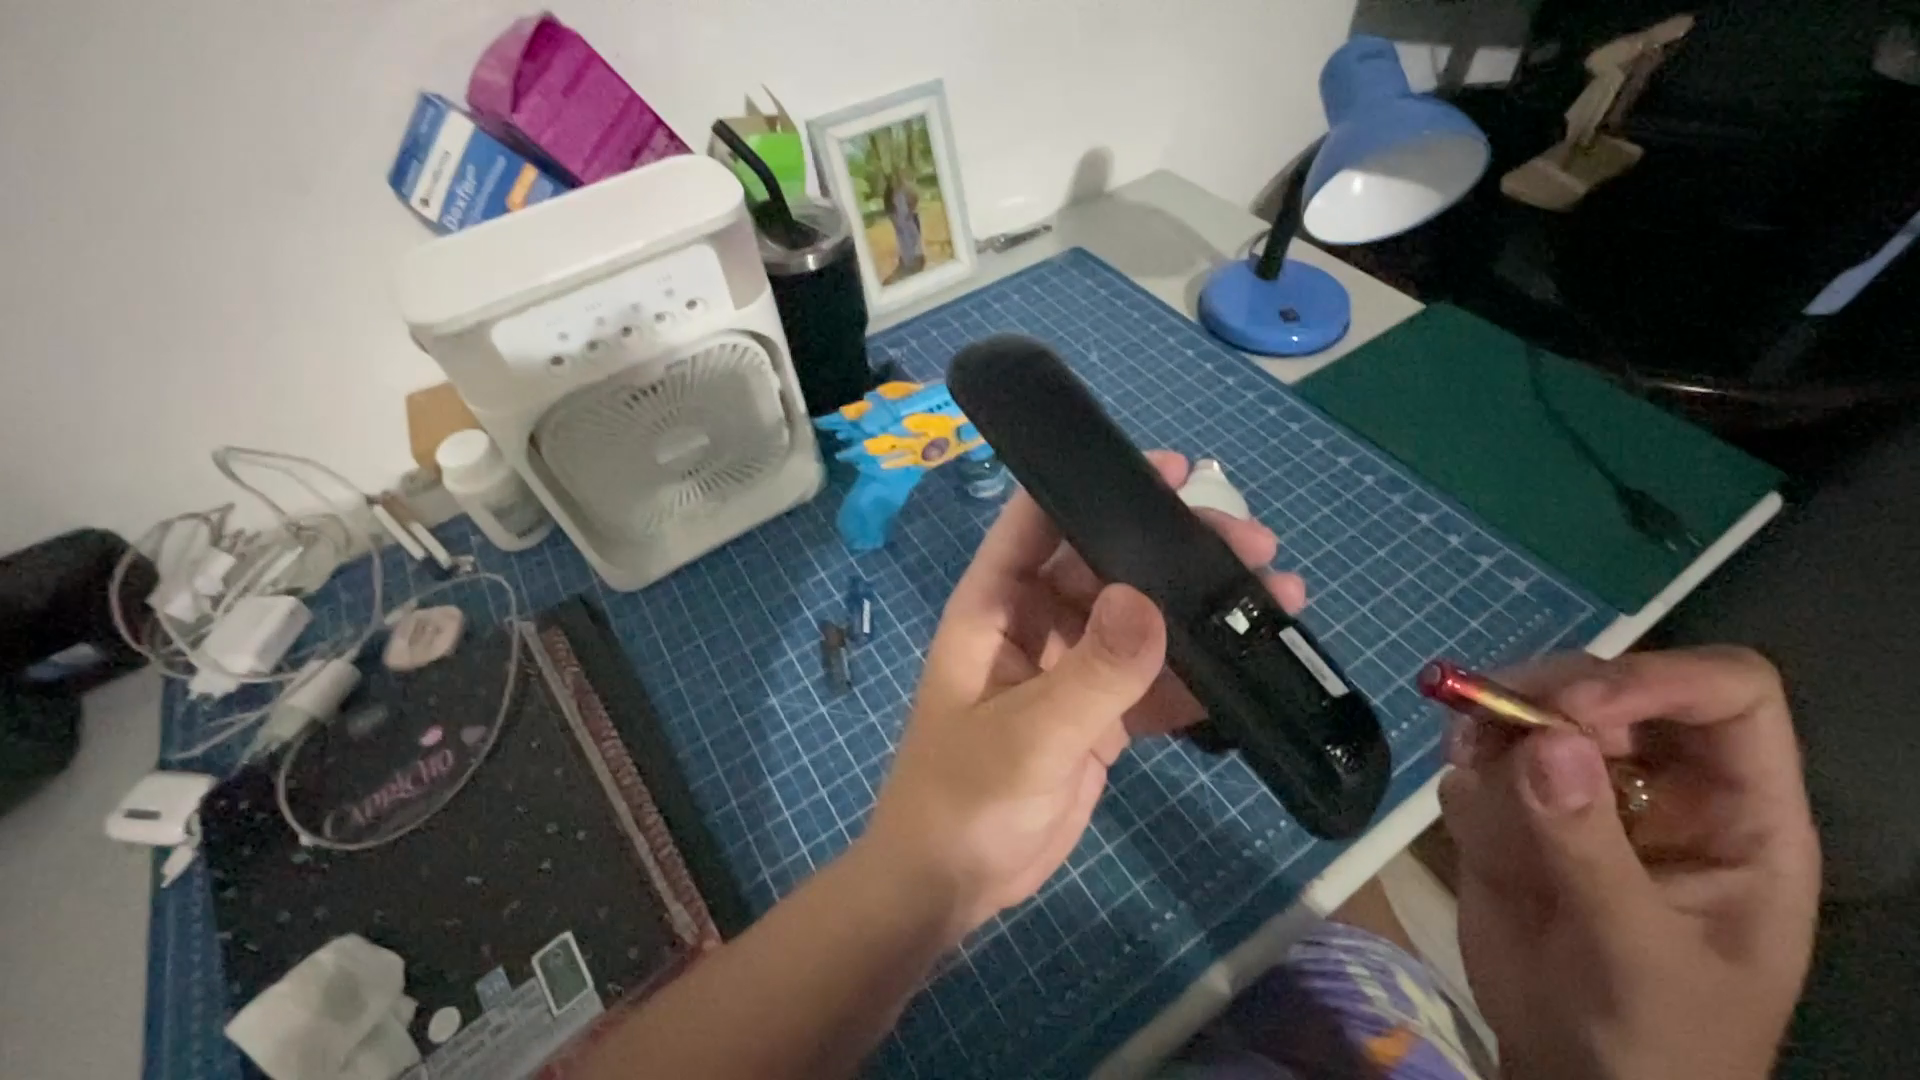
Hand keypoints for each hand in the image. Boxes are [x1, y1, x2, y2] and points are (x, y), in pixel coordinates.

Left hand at [862, 452, 1306, 936]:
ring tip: (1276, 593)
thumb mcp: (1027, 735)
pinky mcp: (1099, 716)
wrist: (953, 884)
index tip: (1172, 470)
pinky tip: (1252, 660)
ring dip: (1199, 609)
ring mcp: (1071, 670)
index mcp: (996, 607)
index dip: (1095, 486)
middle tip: (1252, 542)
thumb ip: (1092, 672)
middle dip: (1175, 550)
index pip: (1038, 522)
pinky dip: (1198, 672)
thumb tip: (1148, 601)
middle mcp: (1036, 625)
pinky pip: (1153, 680)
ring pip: (1141, 620)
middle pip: (1108, 565)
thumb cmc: (963, 799)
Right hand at [1439, 647, 1820, 1079]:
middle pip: (1608, 684)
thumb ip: (1591, 852)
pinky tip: (1474, 834)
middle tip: (1484, 729)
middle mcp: (1658, 783)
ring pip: (1530, 710)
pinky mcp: (1514, 808)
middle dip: (1543, 696)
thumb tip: (1544, 745)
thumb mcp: (1636, 958)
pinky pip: (1480, 759)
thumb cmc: (1651, 1040)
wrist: (1566, 1076)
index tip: (1568, 713)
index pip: (1725, 694)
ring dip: (1489, 733)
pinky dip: (1463, 780)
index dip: (1653, 681)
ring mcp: (1579, 792)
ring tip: (1474, 784)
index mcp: (1738, 812)